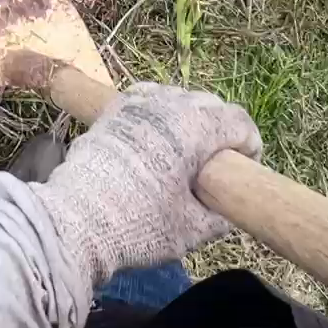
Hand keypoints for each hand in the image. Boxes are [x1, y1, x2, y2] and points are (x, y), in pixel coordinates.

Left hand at [32, 82, 262, 287]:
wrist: (77, 219)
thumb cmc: (140, 223)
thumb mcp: (192, 230)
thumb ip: (219, 215)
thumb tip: (226, 209)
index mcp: (197, 126)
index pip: (239, 122)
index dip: (250, 146)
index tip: (245, 170)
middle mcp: (172, 103)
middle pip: (212, 105)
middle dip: (222, 131)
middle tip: (216, 167)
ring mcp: (141, 100)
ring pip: (181, 98)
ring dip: (191, 119)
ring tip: (185, 152)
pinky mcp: (117, 106)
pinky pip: (151, 98)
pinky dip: (161, 112)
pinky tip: (156, 136)